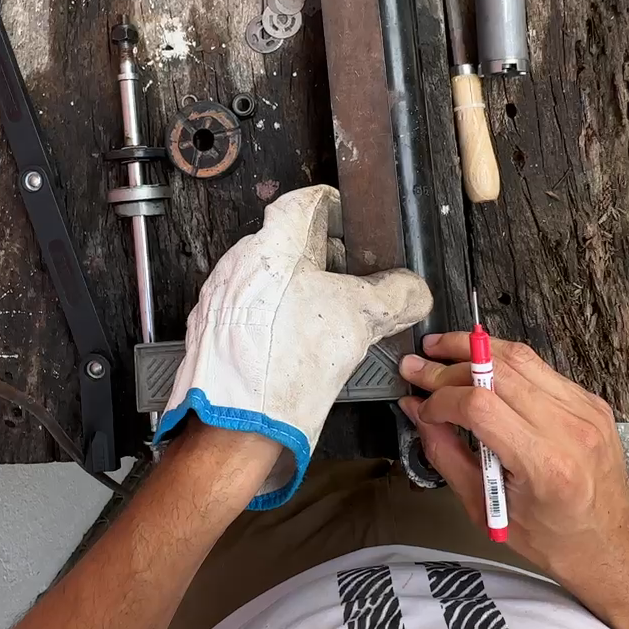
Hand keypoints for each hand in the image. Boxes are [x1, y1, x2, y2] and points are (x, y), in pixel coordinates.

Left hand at [159, 185, 430, 508]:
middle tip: (355, 284)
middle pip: (292, 241)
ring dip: (305, 288)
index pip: (309, 201)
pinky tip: (299, 343)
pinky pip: (254, 305)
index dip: (341, 211)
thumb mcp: (359, 320)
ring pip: (274, 275)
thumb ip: (395, 294)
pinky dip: (280, 314)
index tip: (358, 231)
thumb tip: (416, 289)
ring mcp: (222, 294)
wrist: (235, 428)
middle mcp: (241, 260)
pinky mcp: (213, 325)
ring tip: (331, 319)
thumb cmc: (292, 363)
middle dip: (328, 258)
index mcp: (273, 244)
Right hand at [399, 332, 628, 587]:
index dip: (441, 399)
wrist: (612, 546)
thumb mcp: (486, 508)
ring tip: (439, 348)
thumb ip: (445, 453)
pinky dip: (501, 360)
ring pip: (517, 357)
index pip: (480, 406)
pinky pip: (537, 366)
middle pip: (496, 371)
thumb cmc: (550, 538)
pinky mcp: (589, 400)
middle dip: (447, 365)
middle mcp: (568, 428)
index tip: (421, 406)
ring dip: (471, 348)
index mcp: (544, 464)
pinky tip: (478, 363)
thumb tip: (416, 410)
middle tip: (416, 365)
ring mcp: (583, 409)